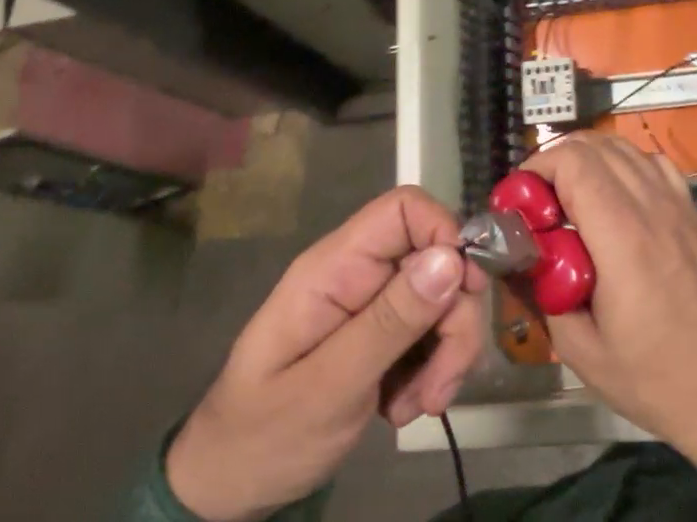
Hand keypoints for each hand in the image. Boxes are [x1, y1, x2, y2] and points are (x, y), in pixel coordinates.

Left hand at [165, 187, 488, 521]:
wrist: (232, 487)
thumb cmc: (264, 435)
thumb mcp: (328, 385)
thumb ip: (390, 321)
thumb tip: (452, 257)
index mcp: (334, 269)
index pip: (404, 209)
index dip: (445, 235)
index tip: (464, 293)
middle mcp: (360, 276)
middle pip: (439, 261)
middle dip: (454, 321)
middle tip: (439, 387)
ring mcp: (374, 306)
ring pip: (445, 301)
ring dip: (447, 356)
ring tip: (417, 407)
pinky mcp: (388, 337)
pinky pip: (435, 334)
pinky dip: (435, 371)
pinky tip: (408, 407)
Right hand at [524, 134, 696, 521]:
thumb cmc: (651, 376)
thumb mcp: (578, 347)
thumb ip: (541, 290)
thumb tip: (519, 253)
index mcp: (622, 236)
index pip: (575, 162)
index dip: (537, 170)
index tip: (518, 205)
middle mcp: (652, 207)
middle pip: (596, 146)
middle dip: (555, 163)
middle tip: (535, 206)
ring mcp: (677, 206)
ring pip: (625, 148)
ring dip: (587, 161)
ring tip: (567, 203)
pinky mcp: (690, 214)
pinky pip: (652, 165)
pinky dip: (623, 166)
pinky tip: (611, 200)